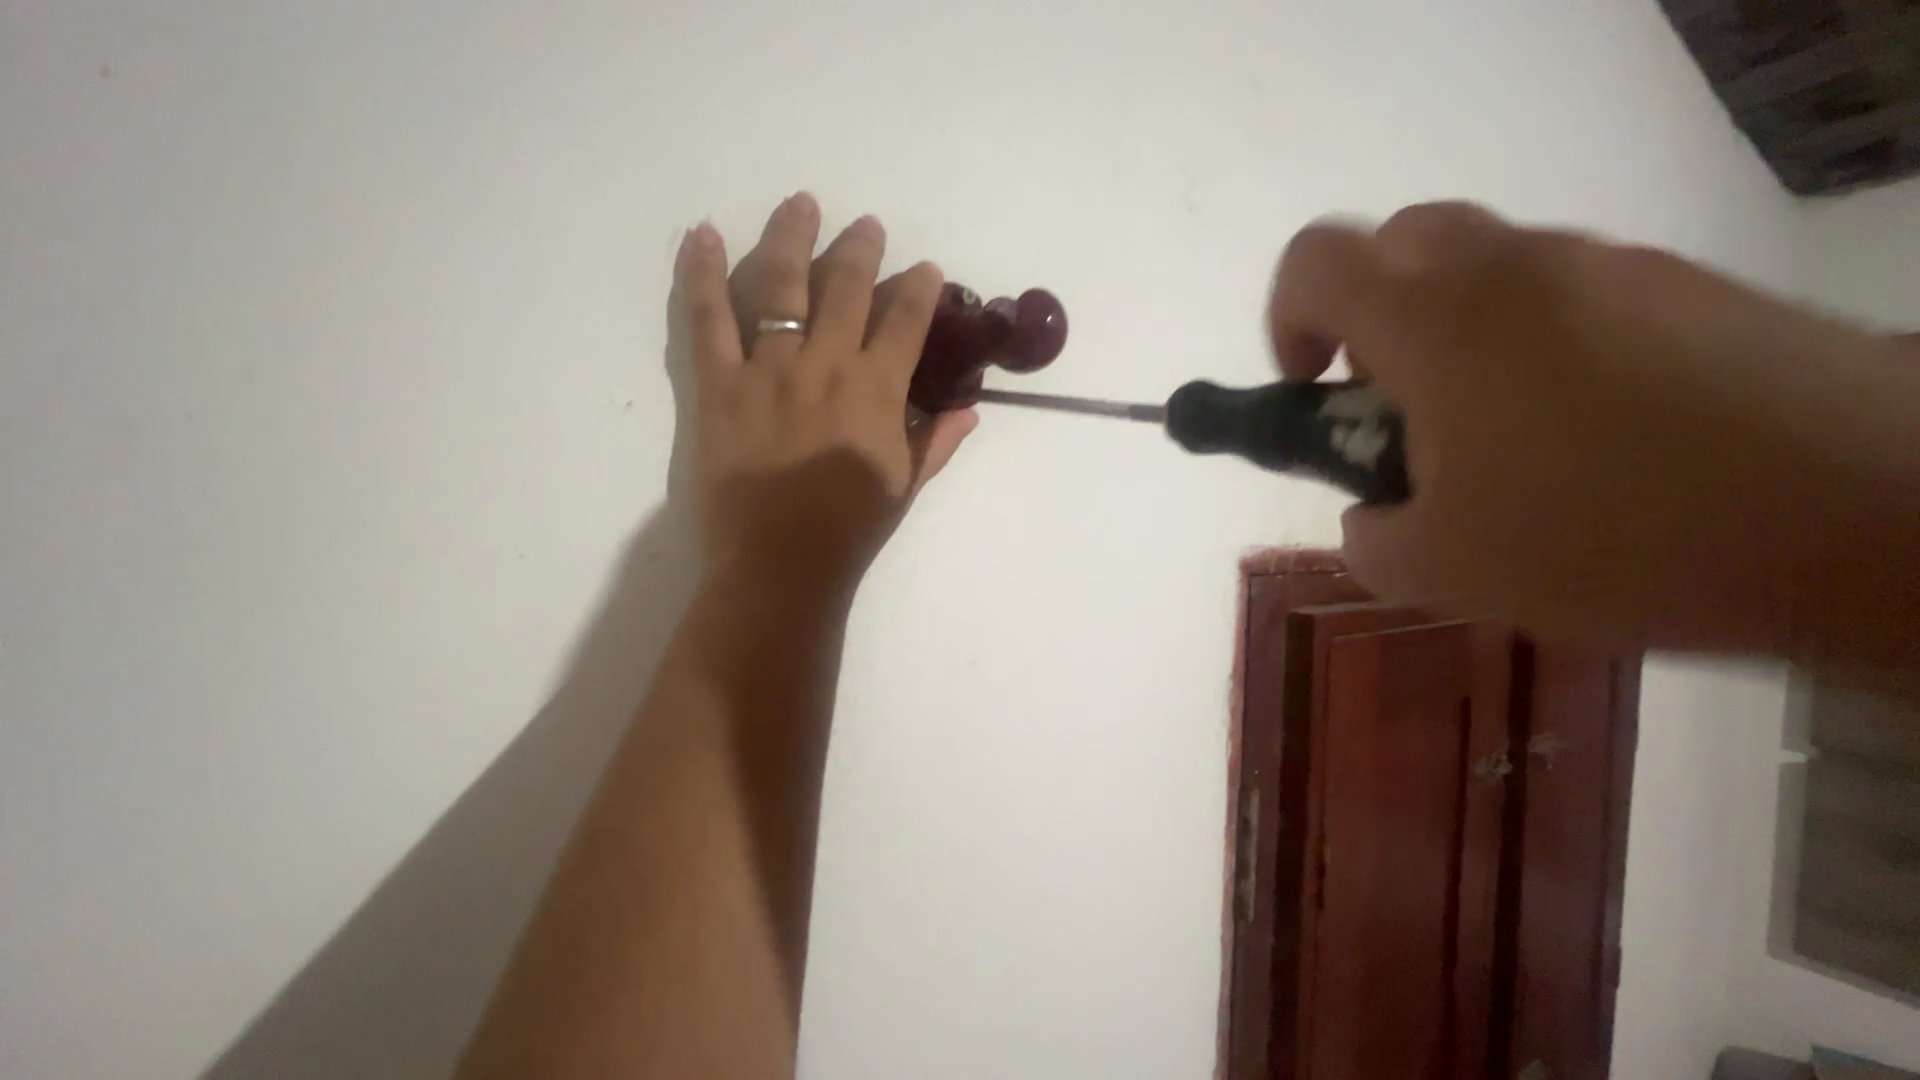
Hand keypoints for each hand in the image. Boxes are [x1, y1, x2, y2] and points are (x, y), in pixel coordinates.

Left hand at [675, 195, 977, 593]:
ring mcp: (769, 369)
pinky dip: (701, 273)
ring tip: (801, 204)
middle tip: (868, 226)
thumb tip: (968, 410)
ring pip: (781, 284)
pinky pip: (707, 318)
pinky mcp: (718, 384)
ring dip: (793, 236)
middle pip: (847, 286)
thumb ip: (937, 441)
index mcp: (877, 389)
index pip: (907, 320)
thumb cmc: (849, 530)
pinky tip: (702, 234)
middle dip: (862, 248)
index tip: (927, 270)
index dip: (920, 288)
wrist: (780, 563)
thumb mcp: (905, 486)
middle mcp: (826, 364)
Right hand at [1269, 202, 1915, 651]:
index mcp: (1435, 320)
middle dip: (1370, 321)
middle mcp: (1514, 267)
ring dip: (1458, 340)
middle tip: (1397, 412)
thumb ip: (1368, 536)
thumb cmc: (1612, 538)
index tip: (1311, 388)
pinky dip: (1541, 349)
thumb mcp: (1443, 570)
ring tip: (1502, 447)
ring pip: (1488, 272)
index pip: (1314, 260)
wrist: (1874, 518)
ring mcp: (1609, 266)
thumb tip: (1372, 513)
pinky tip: (1589, 441)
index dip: (1288, 319)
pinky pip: (1572, 296)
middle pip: (1398, 245)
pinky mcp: (1686, 287)